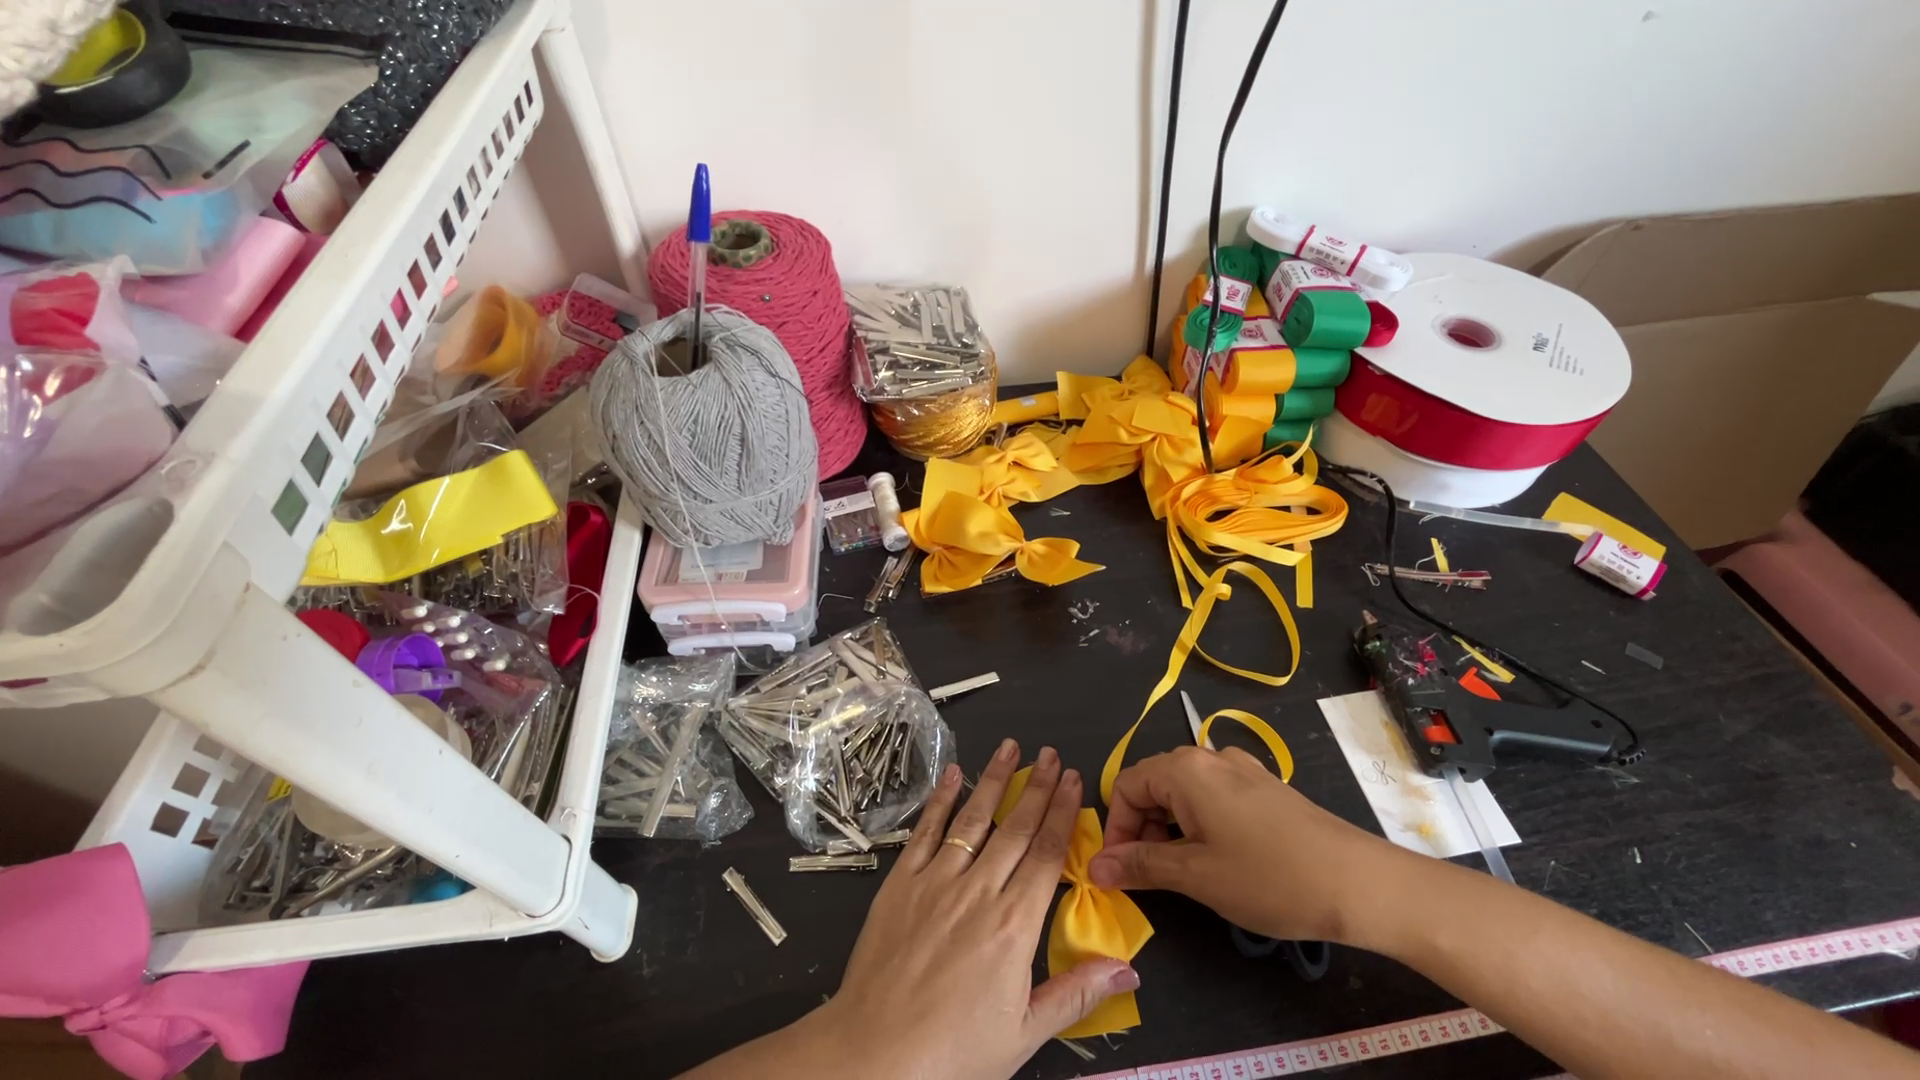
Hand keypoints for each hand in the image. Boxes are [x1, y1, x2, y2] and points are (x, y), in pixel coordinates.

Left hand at [803, 739, 1136, 1079]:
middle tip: (1052, 754)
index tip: (1075, 780)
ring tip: (1010, 747)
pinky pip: (925, 832)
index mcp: (1014, 925)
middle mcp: (978, 891)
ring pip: (973, 820)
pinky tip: (953, 775)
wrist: (875, 1052)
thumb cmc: (954, 1051)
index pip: (1047, 854)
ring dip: (994, 781)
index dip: (1063, 813)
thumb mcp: (1025, 1033)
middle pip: (1016, 828)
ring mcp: (935, 882)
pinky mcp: (900, 884)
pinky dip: (940, 801)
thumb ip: (1077, 995)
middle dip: (1038, 787)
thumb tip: (1129, 968)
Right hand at [1089, 745, 1414, 947]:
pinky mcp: (1266, 788)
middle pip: (1154, 784)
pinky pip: (1214, 797)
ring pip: (1185, 792)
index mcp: (1186, 769)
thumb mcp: (1195, 875)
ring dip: (1171, 829)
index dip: (1116, 829)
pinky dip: (1200, 824)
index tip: (1120, 870)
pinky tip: (1220, 860)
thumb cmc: (1269, 878)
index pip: (1127, 785)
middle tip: (1152, 875)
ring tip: (1187, 873)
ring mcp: (1243, 770)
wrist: (1360, 884)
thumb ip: (1141, 865)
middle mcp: (1211, 757)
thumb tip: (1096, 867)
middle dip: (1142, 828)